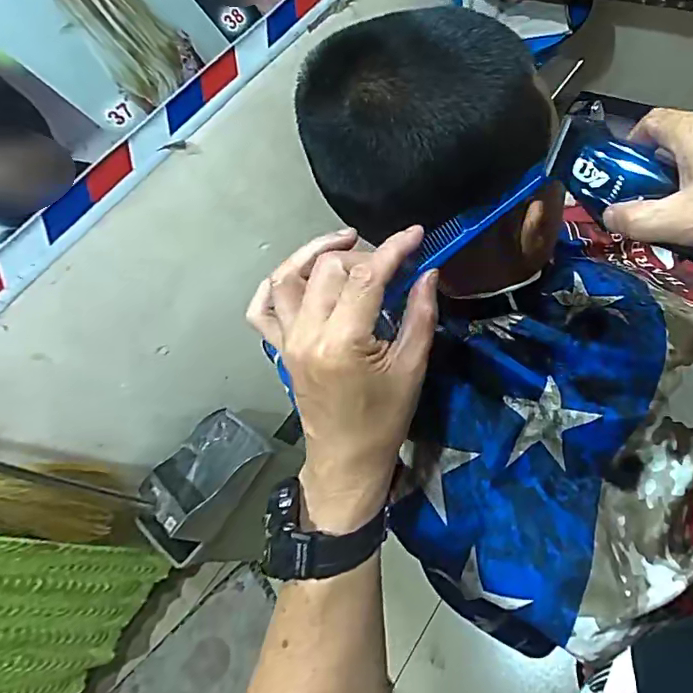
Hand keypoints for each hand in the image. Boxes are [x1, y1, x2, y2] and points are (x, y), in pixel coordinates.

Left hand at [245, 226, 438, 532]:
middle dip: (365, 253)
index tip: (416, 234)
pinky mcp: (278, 348)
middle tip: (395, 258)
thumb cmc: (386, 417)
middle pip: (329, 269)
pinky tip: (302, 272)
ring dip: (318, 253)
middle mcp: (307, 334)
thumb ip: (421, 314)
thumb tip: (428, 272)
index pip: (366, 276)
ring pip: (289, 277)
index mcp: (343, 341)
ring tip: (349, 243)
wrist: (348, 458)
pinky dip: (278, 282)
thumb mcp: (413, 366)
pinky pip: (264, 306)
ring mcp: (286, 340)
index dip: (394, 248)